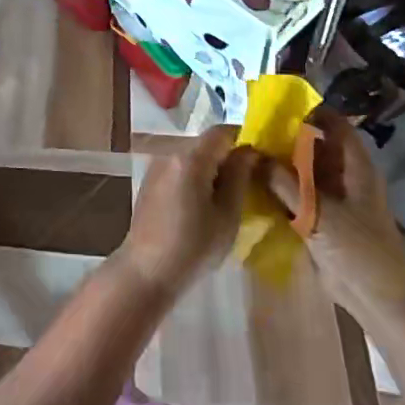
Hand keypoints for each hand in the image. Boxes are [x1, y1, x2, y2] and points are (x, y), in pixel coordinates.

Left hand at [113, 125, 255, 296]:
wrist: (146, 271)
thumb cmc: (193, 247)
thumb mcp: (227, 215)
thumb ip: (239, 176)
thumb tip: (249, 151)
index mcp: (190, 158)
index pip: (222, 132)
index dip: (243, 140)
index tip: (259, 161)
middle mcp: (170, 152)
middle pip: (206, 143)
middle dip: (228, 156)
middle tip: (246, 183)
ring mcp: (156, 165)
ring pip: (193, 155)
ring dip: (211, 168)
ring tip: (224, 197)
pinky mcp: (150, 180)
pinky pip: (179, 167)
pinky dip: (194, 176)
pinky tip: (200, 204)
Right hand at [262, 109, 404, 315]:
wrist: (379, 302)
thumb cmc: (358, 251)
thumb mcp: (319, 215)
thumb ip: (285, 184)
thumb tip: (254, 156)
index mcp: (355, 166)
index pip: (333, 124)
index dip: (308, 111)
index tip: (275, 106)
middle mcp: (345, 175)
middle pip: (315, 144)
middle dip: (286, 136)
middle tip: (251, 129)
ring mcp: (335, 197)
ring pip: (305, 169)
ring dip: (281, 163)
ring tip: (247, 152)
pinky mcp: (324, 218)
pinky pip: (300, 193)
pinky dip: (282, 187)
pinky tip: (255, 183)